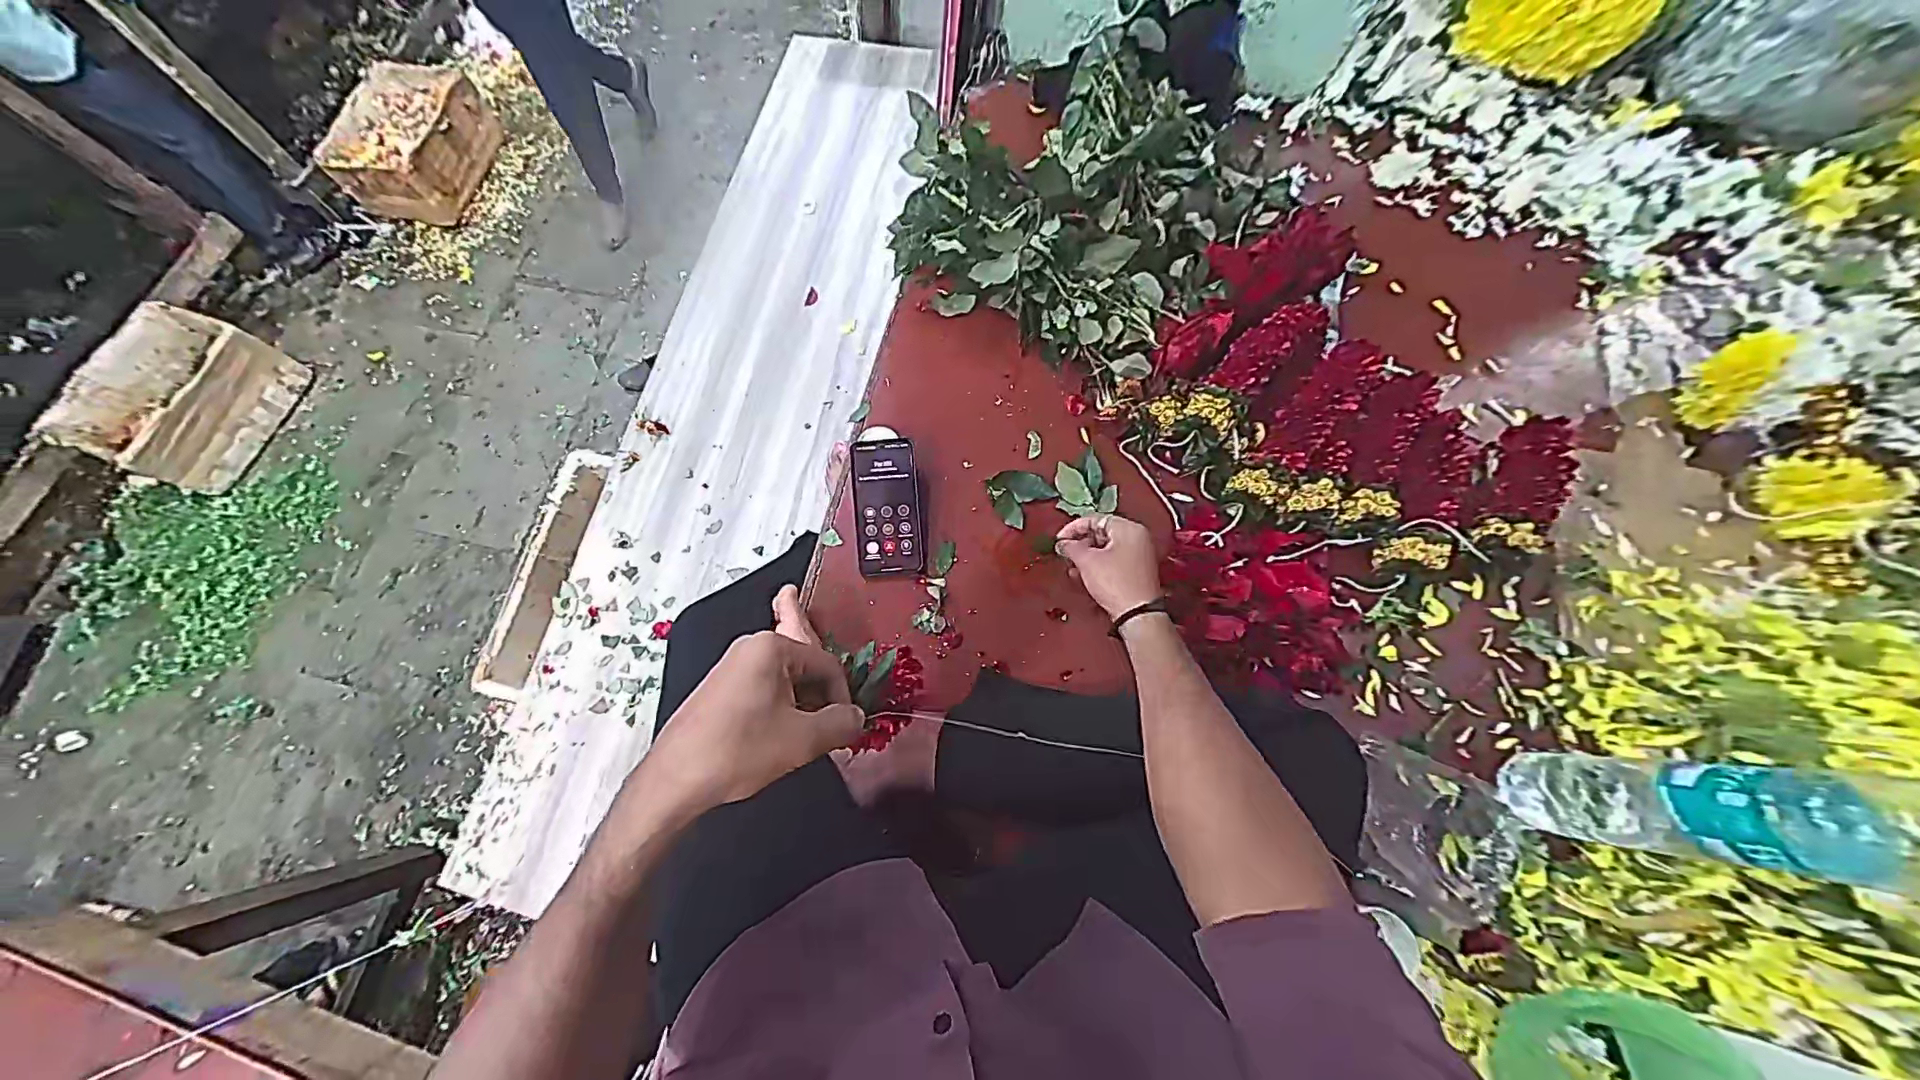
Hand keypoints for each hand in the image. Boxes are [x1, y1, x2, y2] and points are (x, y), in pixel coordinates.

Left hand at [639, 631, 864, 812]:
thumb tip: (857, 718)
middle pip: (807, 672)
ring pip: (787, 685)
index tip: (844, 729)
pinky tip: (771, 744)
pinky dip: (778, 715)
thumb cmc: (738, 751)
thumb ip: (842, 723)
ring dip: (800, 713)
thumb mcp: (804, 739)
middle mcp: (750, 647)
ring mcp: (732, 666)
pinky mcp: (720, 688)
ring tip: (795, 746)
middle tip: (822, 740)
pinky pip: (764, 693)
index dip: (843, 699)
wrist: (673, 781)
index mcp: (771, 646)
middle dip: (820, 705)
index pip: (829, 664)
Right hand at [1055, 513, 1162, 618]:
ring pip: (1106, 546)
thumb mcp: (1087, 561)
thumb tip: (1063, 543)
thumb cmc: (1118, 585)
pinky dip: (1098, 563)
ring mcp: (1139, 552)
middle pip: (1101, 532)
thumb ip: (1071, 547)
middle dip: (1080, 543)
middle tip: (1066, 552)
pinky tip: (1085, 573)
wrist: (1137, 612)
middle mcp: (1137, 537)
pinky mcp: (1137, 567)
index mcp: (1128, 528)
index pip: (1095, 519)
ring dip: (1087, 554)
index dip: (1073, 528)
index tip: (1061, 539)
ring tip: (1073, 565)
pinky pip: (1113, 558)